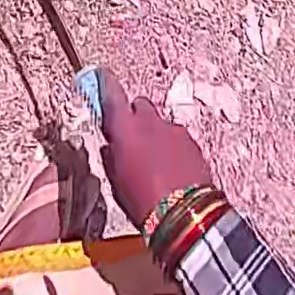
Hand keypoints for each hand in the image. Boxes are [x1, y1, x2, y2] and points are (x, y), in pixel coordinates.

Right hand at [97, 72, 213, 228]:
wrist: (186, 216)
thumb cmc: (143, 203)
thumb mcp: (116, 183)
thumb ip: (111, 158)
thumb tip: (109, 147)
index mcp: (126, 129)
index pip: (112, 95)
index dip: (106, 85)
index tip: (102, 77)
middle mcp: (150, 122)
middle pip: (140, 106)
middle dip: (135, 118)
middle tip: (131, 139)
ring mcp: (174, 129)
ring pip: (160, 123)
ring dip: (156, 135)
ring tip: (155, 163)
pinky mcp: (192, 142)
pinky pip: (177, 137)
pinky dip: (172, 147)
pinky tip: (172, 169)